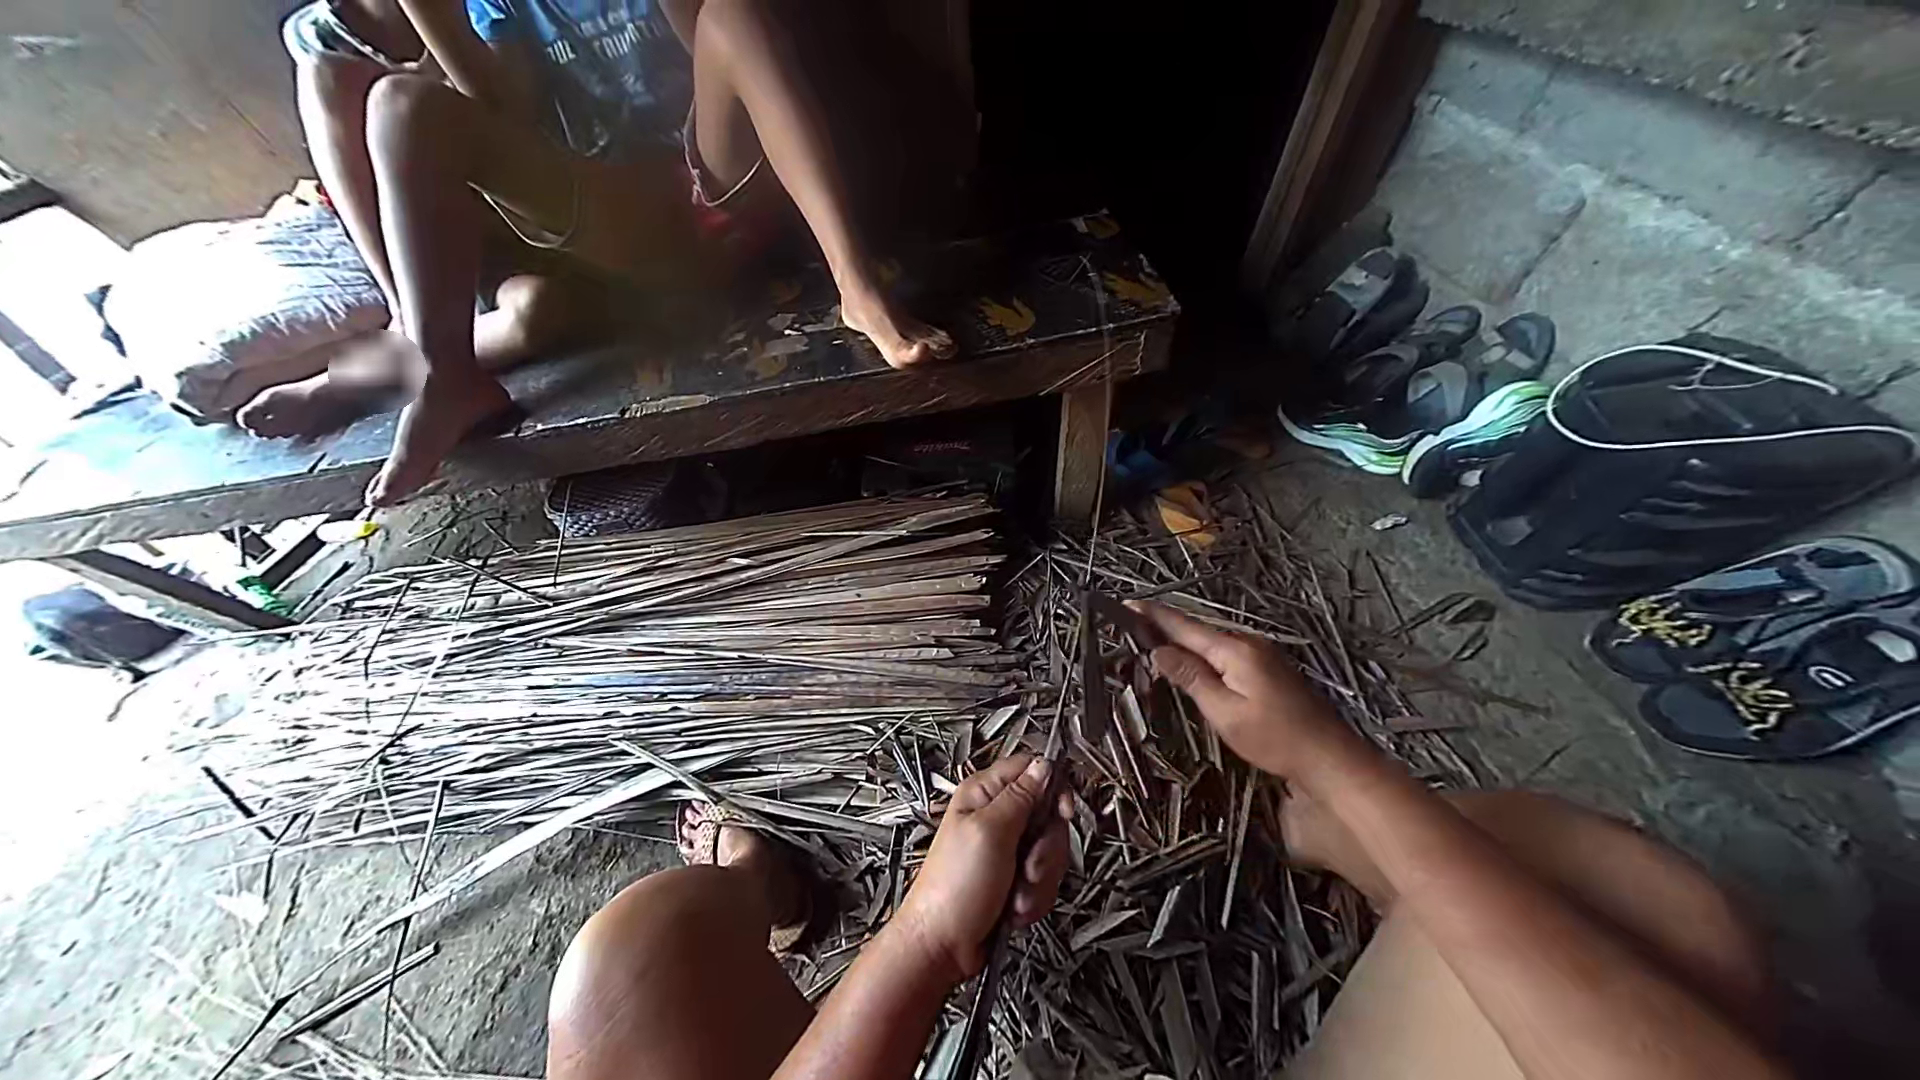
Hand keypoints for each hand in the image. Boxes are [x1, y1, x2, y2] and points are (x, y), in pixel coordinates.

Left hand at [892, 754, 1073, 985]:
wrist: (943, 946)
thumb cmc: (952, 889)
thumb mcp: (990, 832)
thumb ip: (1021, 796)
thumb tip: (1043, 764)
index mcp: (984, 793)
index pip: (1032, 769)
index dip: (1053, 788)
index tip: (1060, 812)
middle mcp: (996, 815)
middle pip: (1048, 814)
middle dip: (1046, 848)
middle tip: (1027, 865)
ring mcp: (1007, 847)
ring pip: (1051, 850)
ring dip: (1039, 879)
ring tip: (1015, 891)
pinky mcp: (1014, 876)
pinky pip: (1045, 879)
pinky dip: (1035, 897)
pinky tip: (1014, 906)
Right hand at [1130, 600, 1364, 784]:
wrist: (1330, 757)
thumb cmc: (1275, 739)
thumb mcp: (1225, 712)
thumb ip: (1191, 678)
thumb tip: (1159, 651)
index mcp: (1235, 651)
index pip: (1184, 627)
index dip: (1154, 616)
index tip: (1128, 605)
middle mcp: (1248, 643)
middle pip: (1196, 631)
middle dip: (1164, 628)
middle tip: (1132, 628)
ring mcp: (1261, 653)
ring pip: (1210, 643)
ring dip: (1182, 643)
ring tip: (1152, 643)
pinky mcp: (1267, 667)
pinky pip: (1225, 653)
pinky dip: (1202, 655)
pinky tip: (1190, 664)